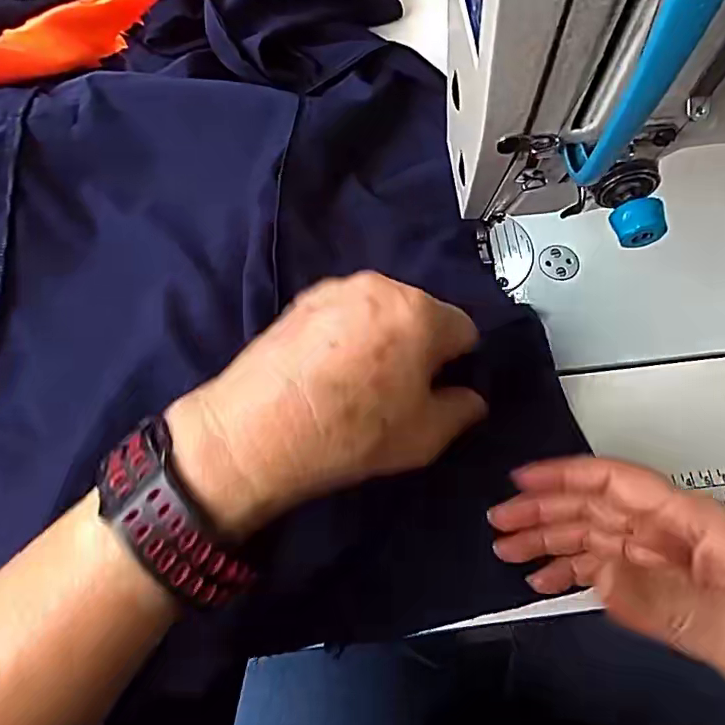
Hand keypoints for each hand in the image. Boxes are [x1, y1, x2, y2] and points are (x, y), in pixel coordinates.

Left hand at [165, 272, 487, 536]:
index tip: (433, 391)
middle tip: (392, 390)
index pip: (463, 330)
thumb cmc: (350, 434)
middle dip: (416, 346)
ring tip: (352, 382)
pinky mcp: (297, 302)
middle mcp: (378, 286)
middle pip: (418, 314)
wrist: (257, 432)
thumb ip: (461, 410)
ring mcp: (332, 290)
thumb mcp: (424, 437)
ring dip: (378, 338)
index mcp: (420, 311)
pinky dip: (344, 336)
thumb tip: (467, 397)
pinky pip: (341, 315)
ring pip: (377, 312)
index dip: (454, 365)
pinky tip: (324, 371)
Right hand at [487, 456, 724, 724]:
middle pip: (597, 507)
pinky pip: (607, 570)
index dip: (565, 475)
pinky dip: (572, 571)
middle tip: (497, 529)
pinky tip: (545, 581)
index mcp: (696, 523)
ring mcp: (670, 561)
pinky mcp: (667, 589)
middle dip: (544, 512)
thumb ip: (664, 600)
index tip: (517, 481)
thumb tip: (594, 572)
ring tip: (507, 554)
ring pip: (595, 536)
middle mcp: (676, 533)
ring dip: (550, 540)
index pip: (619, 483)